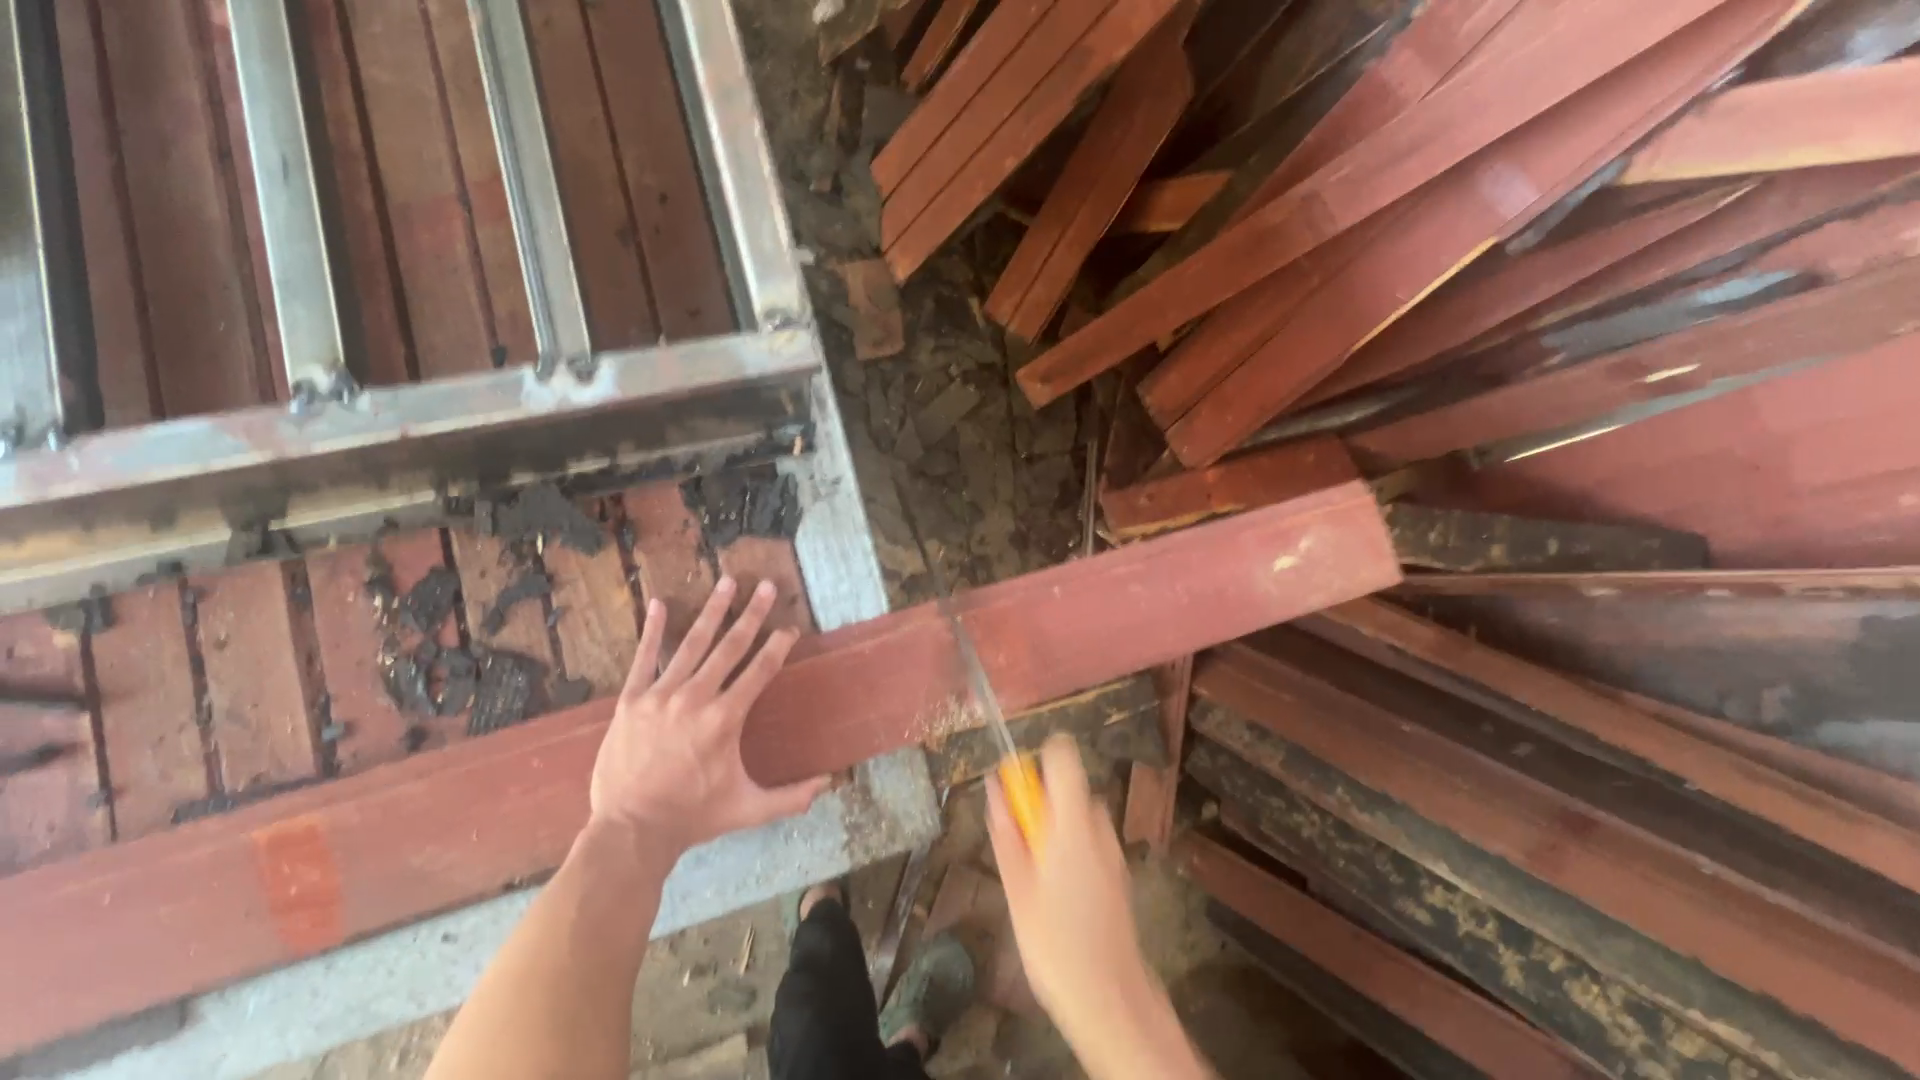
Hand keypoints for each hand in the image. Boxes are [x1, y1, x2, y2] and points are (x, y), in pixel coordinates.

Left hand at [588, 577, 830, 856]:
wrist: (631, 829)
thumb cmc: (693, 817)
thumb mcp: (749, 809)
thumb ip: (791, 797)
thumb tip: (830, 784)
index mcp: (725, 720)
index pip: (759, 671)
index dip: (777, 647)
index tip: (790, 628)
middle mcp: (695, 699)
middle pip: (730, 647)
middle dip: (751, 614)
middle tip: (765, 586)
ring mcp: (660, 696)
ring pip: (691, 644)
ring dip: (712, 612)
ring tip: (727, 582)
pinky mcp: (630, 701)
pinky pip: (643, 659)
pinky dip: (652, 631)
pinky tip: (658, 604)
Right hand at [988, 736, 1154, 1043]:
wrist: (1110, 998)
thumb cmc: (1054, 943)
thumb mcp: (1017, 888)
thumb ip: (1006, 832)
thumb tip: (994, 786)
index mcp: (1073, 823)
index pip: (1063, 757)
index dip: (1040, 758)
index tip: (1018, 784)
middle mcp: (1100, 828)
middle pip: (1070, 790)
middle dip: (1043, 805)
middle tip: (1019, 845)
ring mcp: (1115, 852)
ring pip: (1081, 819)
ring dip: (1057, 831)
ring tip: (1035, 878)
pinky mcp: (1120, 876)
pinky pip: (1092, 844)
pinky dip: (1073, 852)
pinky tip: (1059, 896)